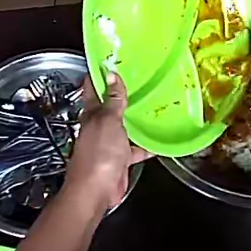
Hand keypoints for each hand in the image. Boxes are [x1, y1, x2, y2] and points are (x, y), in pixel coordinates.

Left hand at [63, 73, 147, 212]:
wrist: (96, 189)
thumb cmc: (98, 154)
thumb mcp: (108, 121)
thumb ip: (112, 101)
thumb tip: (112, 75)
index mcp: (91, 114)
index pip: (92, 89)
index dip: (98, 75)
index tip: (109, 61)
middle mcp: (98, 127)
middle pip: (110, 107)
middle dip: (120, 94)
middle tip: (138, 79)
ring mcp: (109, 143)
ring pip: (123, 126)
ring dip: (134, 118)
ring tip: (152, 104)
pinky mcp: (119, 159)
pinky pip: (135, 148)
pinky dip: (146, 145)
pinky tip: (159, 139)